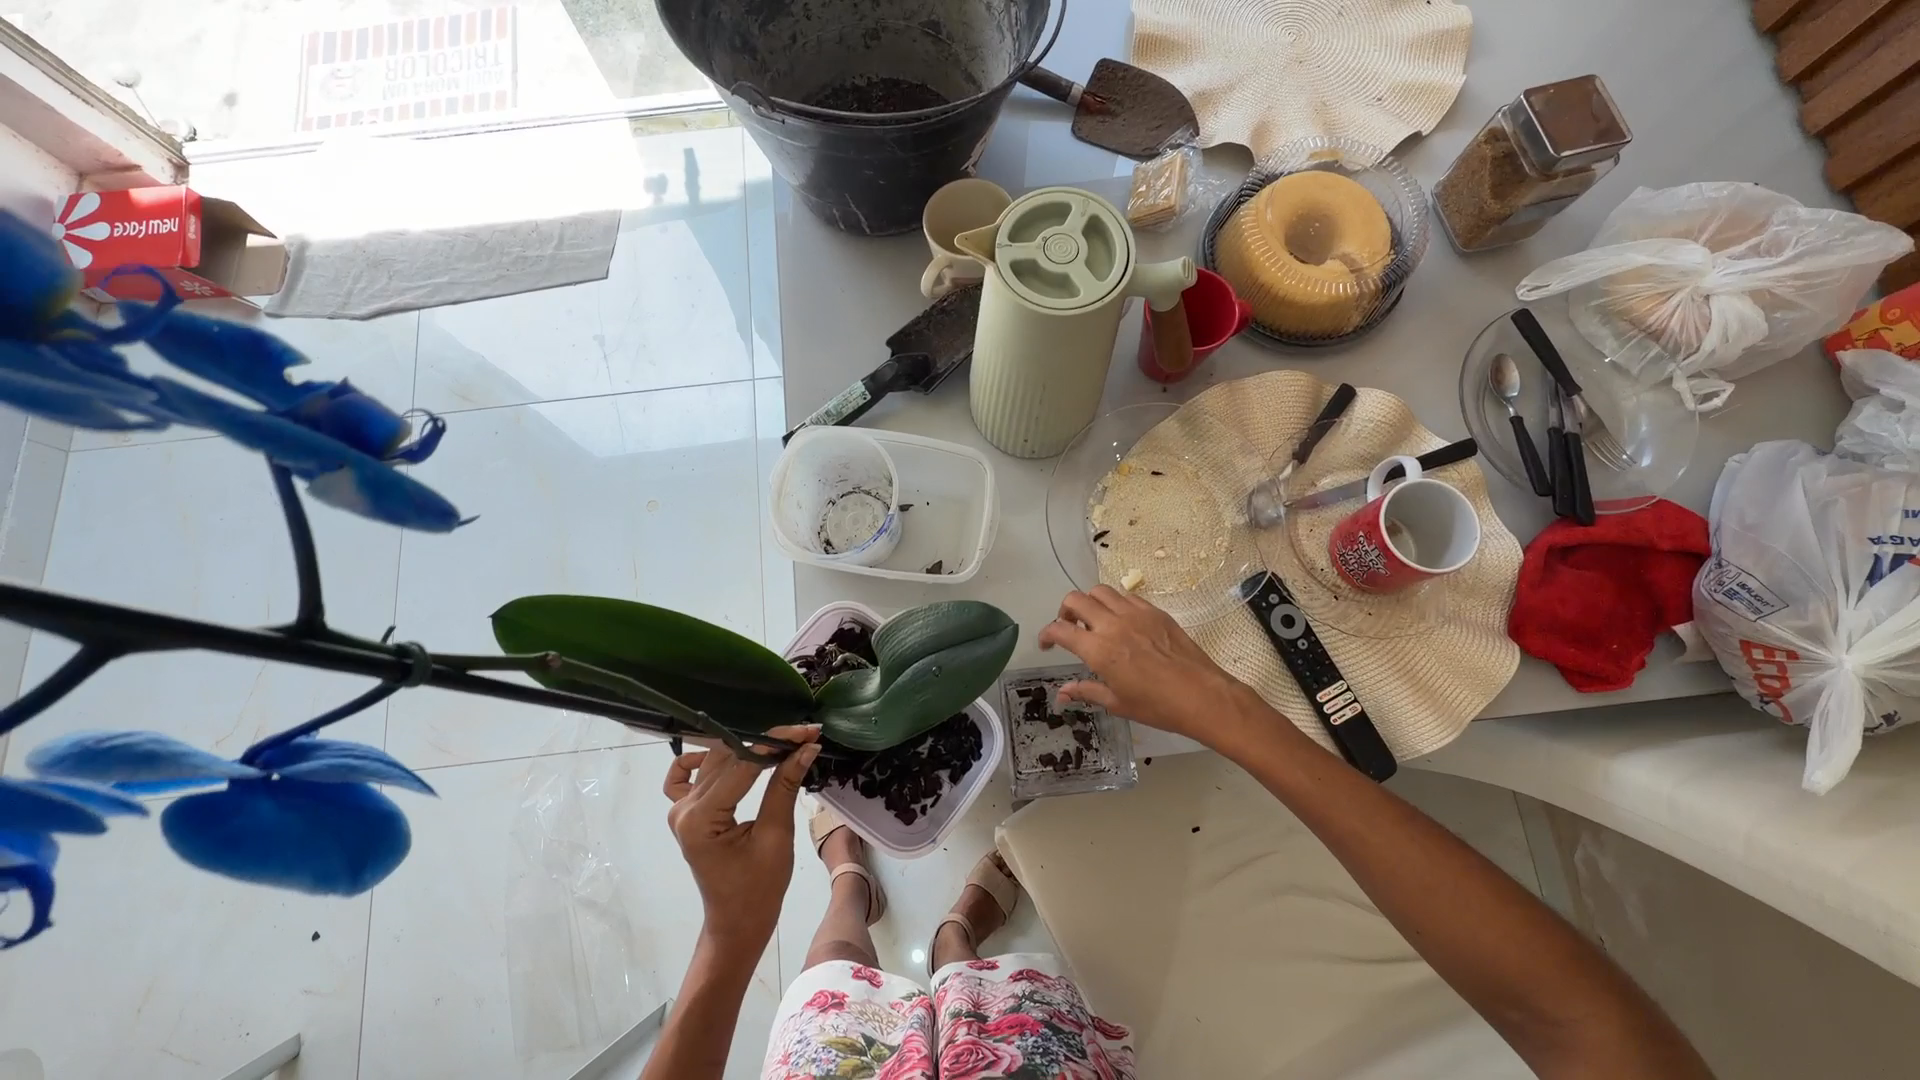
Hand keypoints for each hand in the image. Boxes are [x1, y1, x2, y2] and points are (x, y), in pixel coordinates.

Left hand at [663, 724, 822, 953]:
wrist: (737, 923)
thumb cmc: (759, 889)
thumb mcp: (777, 835)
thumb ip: (785, 786)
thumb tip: (806, 748)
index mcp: (701, 818)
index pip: (742, 764)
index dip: (776, 743)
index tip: (807, 731)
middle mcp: (683, 809)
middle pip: (727, 758)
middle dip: (767, 742)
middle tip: (804, 735)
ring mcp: (679, 810)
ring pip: (713, 762)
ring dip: (748, 748)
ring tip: (783, 742)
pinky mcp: (685, 813)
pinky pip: (684, 777)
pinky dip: (703, 761)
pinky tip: (729, 756)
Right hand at [1038, 587, 1267, 749]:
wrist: (1201, 696)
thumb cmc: (1156, 706)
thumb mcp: (1116, 703)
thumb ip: (1086, 691)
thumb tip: (1062, 693)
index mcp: (1099, 650)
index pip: (1060, 630)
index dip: (1045, 634)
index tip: (1046, 644)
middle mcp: (1112, 624)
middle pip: (1075, 599)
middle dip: (1064, 611)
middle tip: (1069, 628)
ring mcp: (1135, 614)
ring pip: (1100, 591)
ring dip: (1090, 603)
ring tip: (1095, 621)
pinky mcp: (1155, 611)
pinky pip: (1127, 596)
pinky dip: (1116, 604)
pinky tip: (1122, 622)